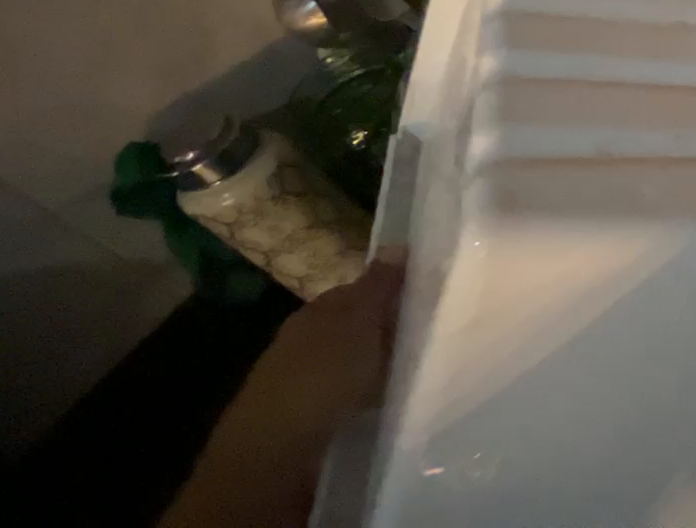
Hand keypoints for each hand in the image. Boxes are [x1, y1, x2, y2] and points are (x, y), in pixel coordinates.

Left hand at [161, 255, 406, 527]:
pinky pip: (338, 387)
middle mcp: (303, 335)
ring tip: (405, 366)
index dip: (391, 291)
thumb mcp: (359, 322)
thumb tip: (396, 244)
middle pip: (353, 322)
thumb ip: (378, 286)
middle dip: (382, 326)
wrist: (271, 450)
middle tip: (422, 333)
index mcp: (318, 309)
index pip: (359, 288)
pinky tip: (374, 397)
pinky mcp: (298, 409)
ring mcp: (296, 373)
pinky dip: (357, 388)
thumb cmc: (322, 374)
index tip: (424, 299)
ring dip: (371, 360)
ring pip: (345, 356)